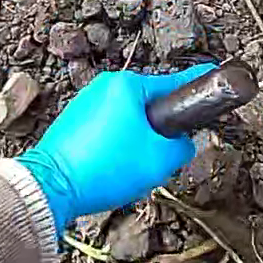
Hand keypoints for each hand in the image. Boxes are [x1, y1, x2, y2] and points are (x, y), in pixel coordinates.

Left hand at [18, 64, 214, 232]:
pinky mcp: (74, 121)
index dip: (197, 83)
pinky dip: (116, 144)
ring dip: (137, 139)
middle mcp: (105, 86)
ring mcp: (86, 102)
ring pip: (129, 118)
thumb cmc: (102, 168)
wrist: (50, 188)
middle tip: (161, 152)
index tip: (212, 73)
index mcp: (127, 85)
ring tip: (132, 164)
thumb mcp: (160, 160)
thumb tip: (183, 144)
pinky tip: (115, 165)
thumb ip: (183, 147)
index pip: (174, 81)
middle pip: (150, 104)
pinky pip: (108, 128)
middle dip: (159, 129)